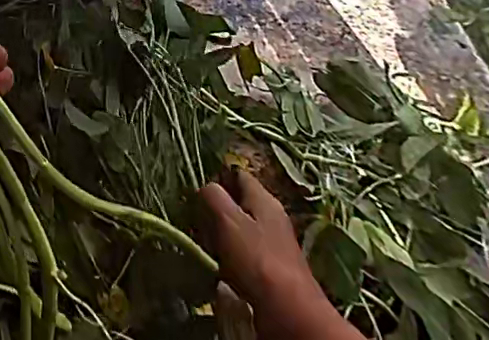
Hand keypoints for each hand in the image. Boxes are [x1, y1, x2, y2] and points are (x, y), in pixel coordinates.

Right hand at [200, 170, 362, 339]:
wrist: (290, 313)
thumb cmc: (257, 259)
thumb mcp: (227, 219)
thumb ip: (212, 196)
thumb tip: (204, 188)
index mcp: (264, 199)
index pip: (237, 174)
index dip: (216, 178)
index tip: (198, 193)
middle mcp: (271, 217)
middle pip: (237, 203)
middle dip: (216, 210)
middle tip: (199, 221)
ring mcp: (274, 244)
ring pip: (240, 229)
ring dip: (221, 236)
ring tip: (206, 245)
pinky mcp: (272, 269)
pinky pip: (245, 253)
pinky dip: (231, 257)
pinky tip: (221, 267)